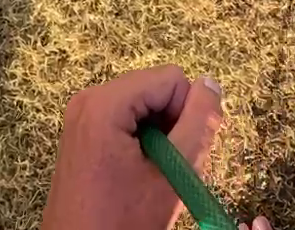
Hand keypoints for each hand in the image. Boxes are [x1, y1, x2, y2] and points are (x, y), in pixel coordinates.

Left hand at [41, 66, 246, 229]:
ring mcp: (83, 114)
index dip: (186, 115)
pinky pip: (127, 116)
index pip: (171, 79)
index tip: (177, 155)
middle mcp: (89, 98)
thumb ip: (198, 124)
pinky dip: (142, 139)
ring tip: (151, 174)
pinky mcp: (83, 130)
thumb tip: (211, 84)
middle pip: (155, 88)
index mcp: (105, 103)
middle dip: (171, 124)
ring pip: (145, 104)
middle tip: (165, 168)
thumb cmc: (121, 224)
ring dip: (159, 135)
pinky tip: (136, 173)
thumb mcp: (171, 175)